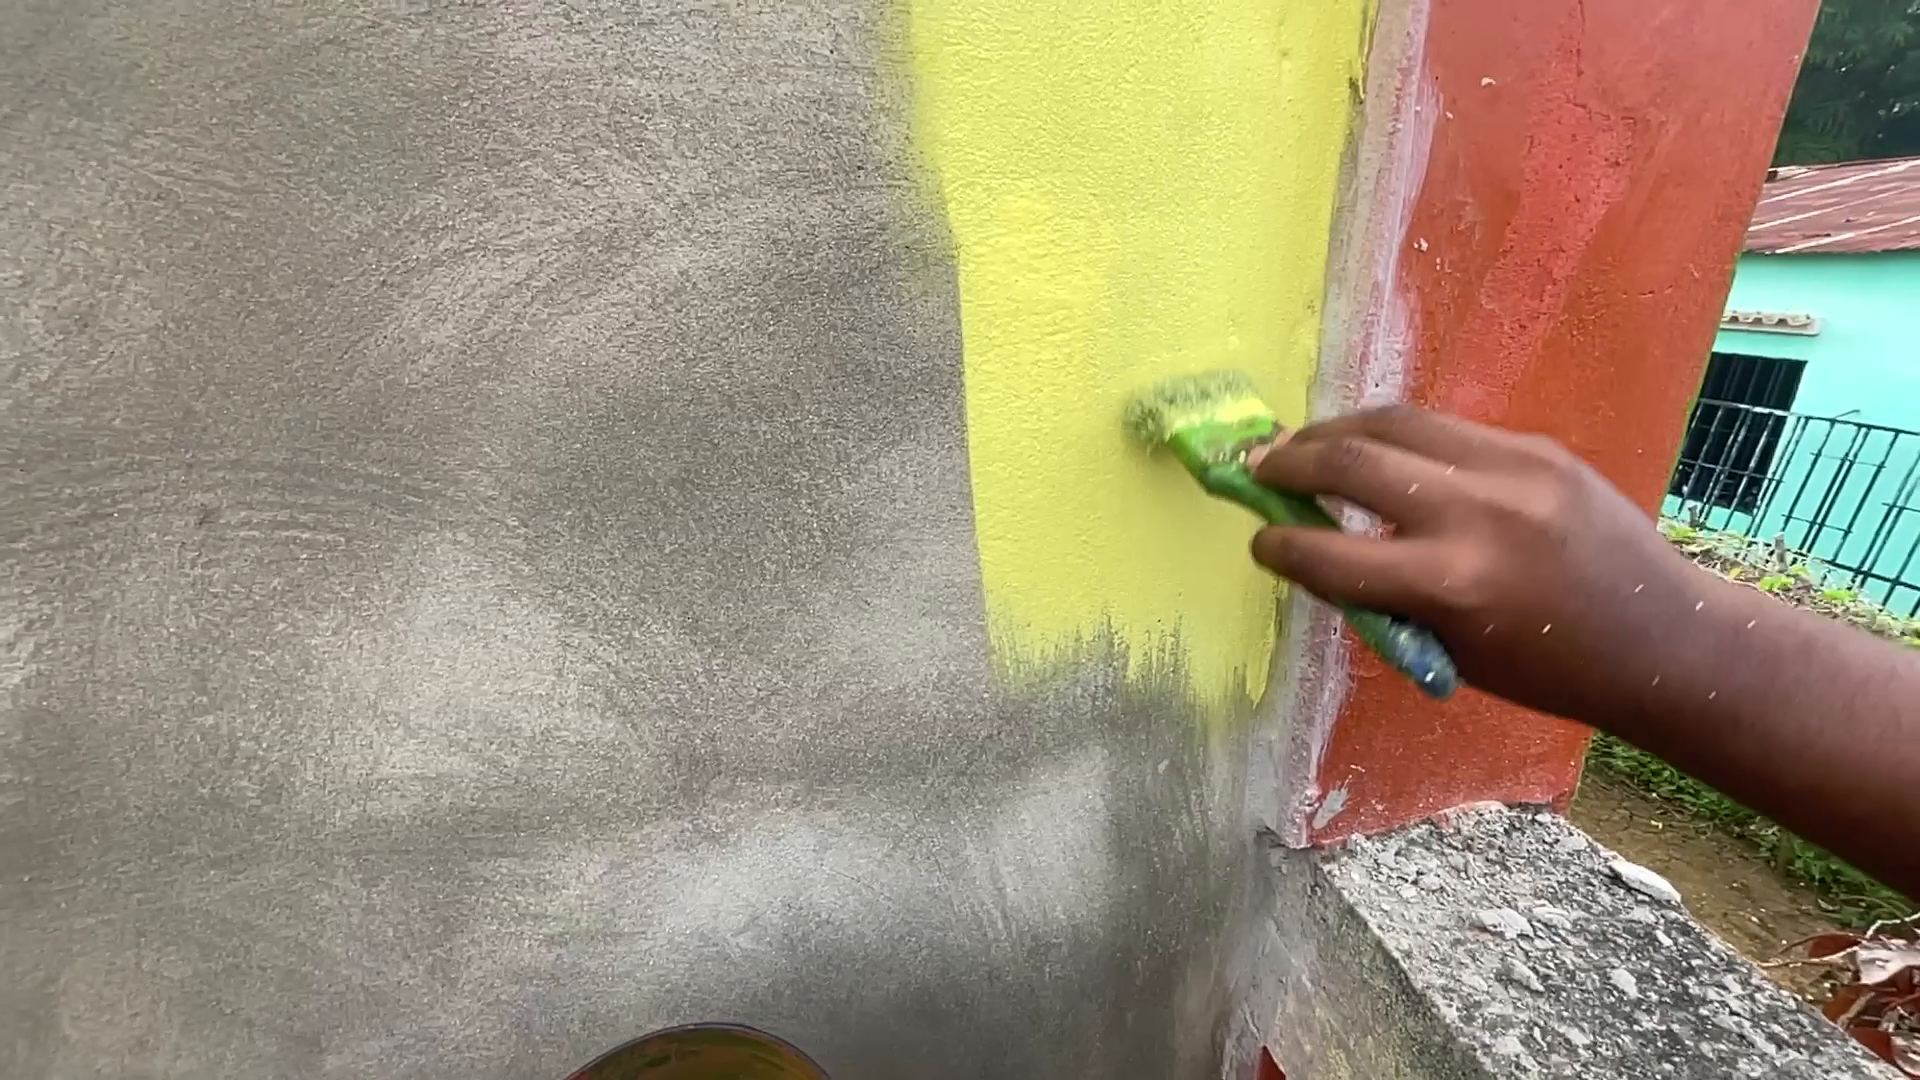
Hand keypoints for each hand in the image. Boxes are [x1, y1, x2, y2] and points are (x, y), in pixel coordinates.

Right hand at [1246, 405, 1708, 719]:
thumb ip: (1367, 591)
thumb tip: (1304, 546)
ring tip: (1298, 445)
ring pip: (1391, 421)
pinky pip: (1436, 427)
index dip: (1275, 546)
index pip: (1326, 552)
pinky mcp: (1534, 445)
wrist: (1670, 639)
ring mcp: (1513, 466)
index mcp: (1450, 582)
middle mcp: (1478, 511)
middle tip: (1256, 466)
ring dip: (1329, 430)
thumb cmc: (1542, 668)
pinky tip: (1366, 449)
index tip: (1258, 542)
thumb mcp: (1440, 645)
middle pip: (1351, 460)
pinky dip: (1384, 436)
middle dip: (1287, 461)